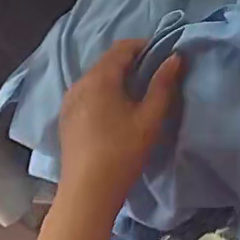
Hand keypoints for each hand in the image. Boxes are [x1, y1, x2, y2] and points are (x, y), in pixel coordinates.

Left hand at [56, 40, 183, 214]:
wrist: (87, 193)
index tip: (162, 57)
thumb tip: (174, 58)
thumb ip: (163, 84)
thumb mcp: (150, 118)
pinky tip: (116, 111)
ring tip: (137, 94)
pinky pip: (87, 92)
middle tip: (154, 76)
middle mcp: (80, 83)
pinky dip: (104, 92)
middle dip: (132, 62)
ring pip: (96, 77)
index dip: (144, 47)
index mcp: (100, 78)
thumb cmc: (123, 152)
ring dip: (117, 78)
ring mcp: (69, 101)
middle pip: (108, 61)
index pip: (122, 48)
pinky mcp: (66, 117)